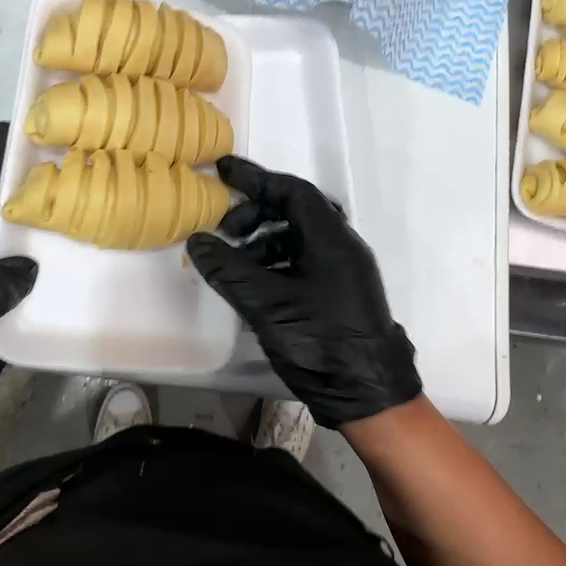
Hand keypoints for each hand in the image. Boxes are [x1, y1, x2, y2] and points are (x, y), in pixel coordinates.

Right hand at [186, 157, 421, 427]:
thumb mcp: (266, 304)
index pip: (291, 191)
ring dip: (263, 241)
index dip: (255, 178)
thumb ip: (229, 269)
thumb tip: (197, 241)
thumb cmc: (320, 340)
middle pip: (295, 211)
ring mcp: (344, 271)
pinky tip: (254, 285)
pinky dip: (275, 262)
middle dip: (256, 213)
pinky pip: (304, 260)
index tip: (222, 172)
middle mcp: (341, 246)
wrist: (368, 393)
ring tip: (235, 263)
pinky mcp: (340, 293)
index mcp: (330, 238)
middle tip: (225, 230)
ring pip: (298, 238)